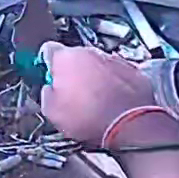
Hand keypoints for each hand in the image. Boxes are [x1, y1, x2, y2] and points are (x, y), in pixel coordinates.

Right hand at [39, 42, 169, 146]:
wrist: (131, 127)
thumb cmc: (91, 118)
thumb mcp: (52, 112)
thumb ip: (45, 94)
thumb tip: (48, 91)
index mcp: (65, 58)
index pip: (48, 50)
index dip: (46, 65)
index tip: (48, 77)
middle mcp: (88, 52)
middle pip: (73, 57)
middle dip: (71, 72)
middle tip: (71, 95)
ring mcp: (112, 59)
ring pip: (96, 64)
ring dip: (93, 77)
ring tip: (94, 102)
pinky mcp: (133, 70)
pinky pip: (117, 73)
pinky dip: (113, 83)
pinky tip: (111, 101)